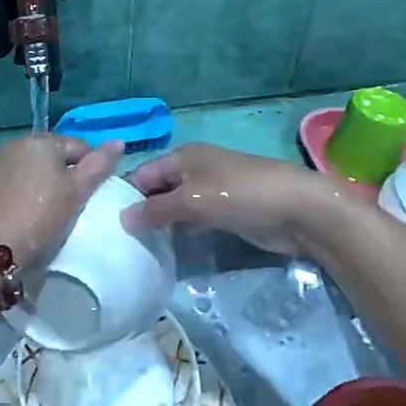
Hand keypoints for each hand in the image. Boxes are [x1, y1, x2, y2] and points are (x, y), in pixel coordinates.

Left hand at [0, 135, 122, 275]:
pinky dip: (18, 190)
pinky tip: (20, 211)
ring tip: (44, 209)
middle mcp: (14, 143)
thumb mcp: (77, 192)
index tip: (89, 195)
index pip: (79, 146)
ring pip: (29, 167)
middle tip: (69, 204)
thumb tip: (118, 141)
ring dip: (39, 180)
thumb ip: (99, 165)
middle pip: (51, 155)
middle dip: (63, 173)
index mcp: (41, 141)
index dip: (90, 168)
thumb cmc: (42, 216)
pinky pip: (9, 180)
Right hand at [121, 143, 357, 256]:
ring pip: (175, 206)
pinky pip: (194, 220)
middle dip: (141, 210)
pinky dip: (181, 231)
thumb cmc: (241, 194)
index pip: (142, 173)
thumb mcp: (193, 200)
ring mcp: (211, 190)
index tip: (106, 222)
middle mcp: (193, 169)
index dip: (125, 194)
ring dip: (161, 224)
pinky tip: (168, 249)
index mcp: (182, 156)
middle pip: (157, 189)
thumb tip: (123, 219)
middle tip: (119, 240)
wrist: (299, 209)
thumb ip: (156, 210)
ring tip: (137, 248)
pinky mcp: (226, 212)